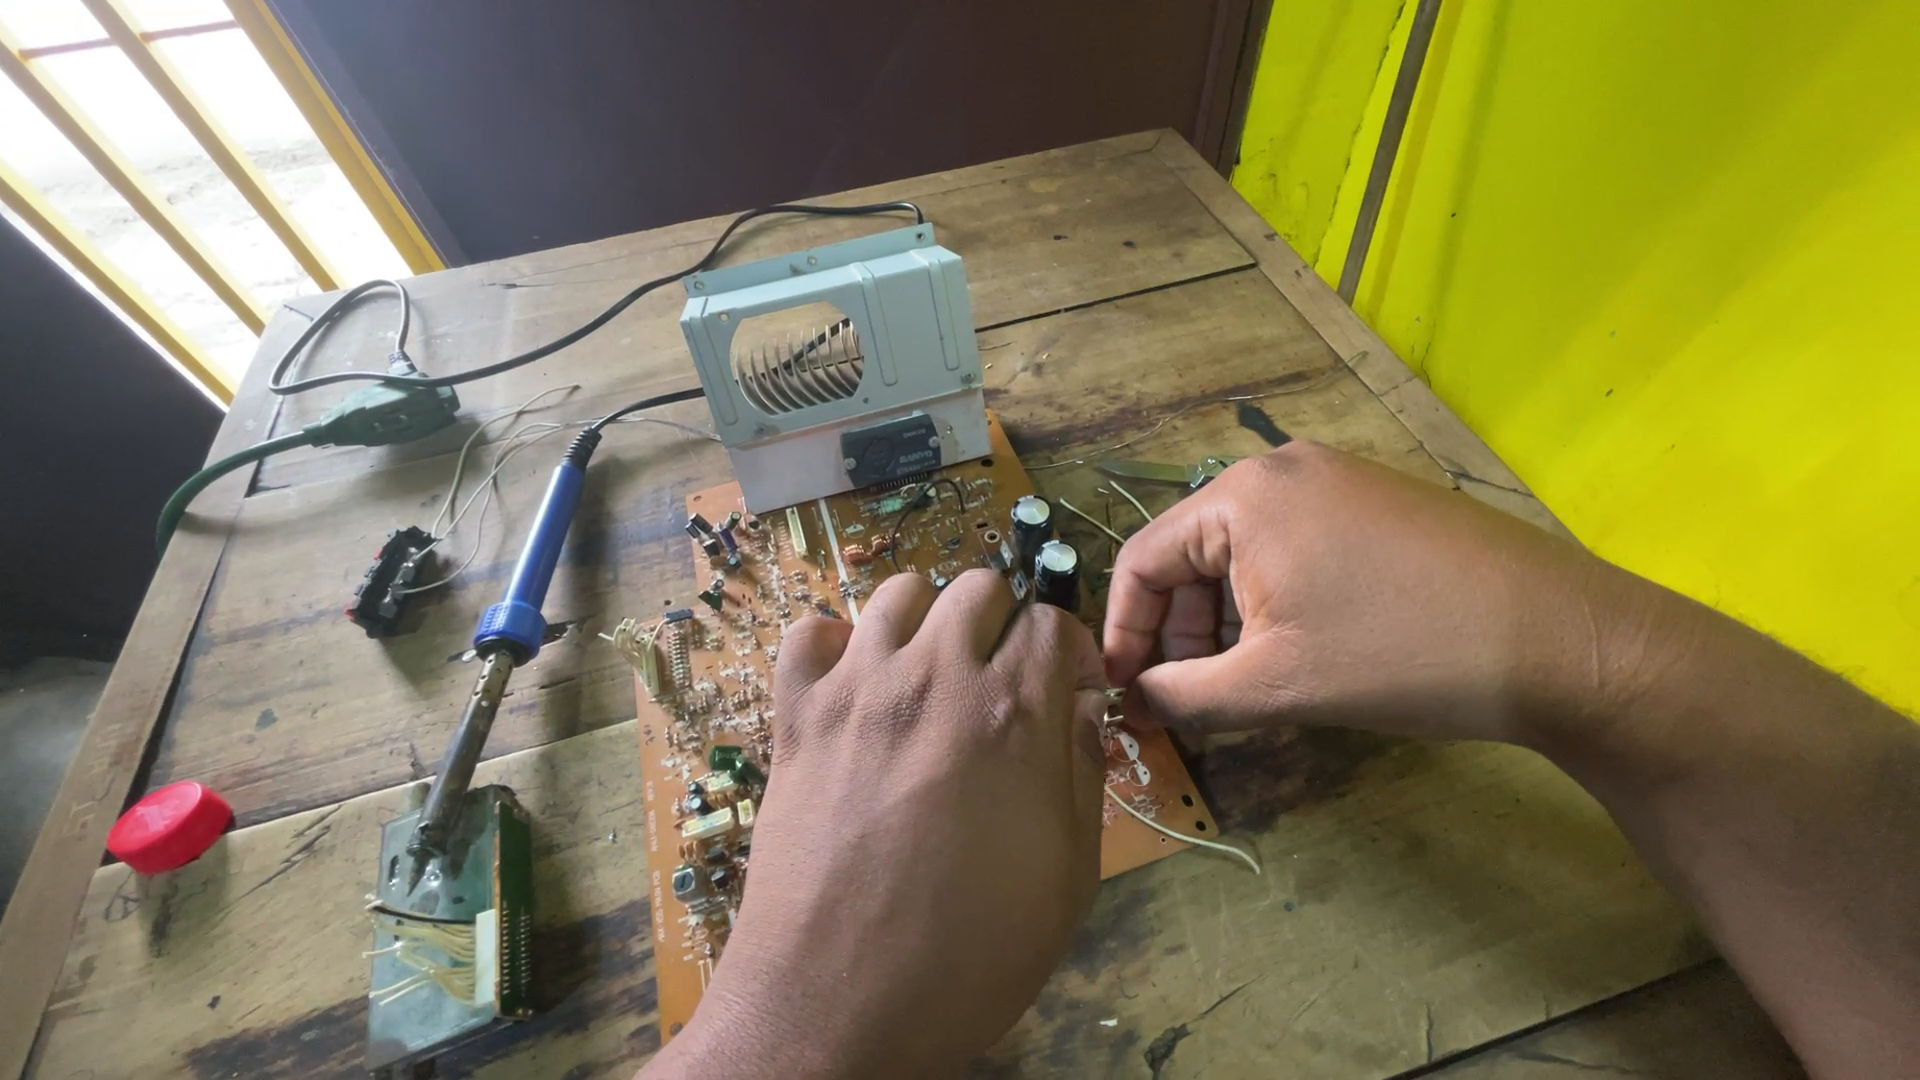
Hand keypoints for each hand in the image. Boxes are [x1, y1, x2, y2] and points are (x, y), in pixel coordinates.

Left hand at [643, 570, 1108, 1078]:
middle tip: (997, 678)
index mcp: (1012, 713)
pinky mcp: (798, 713)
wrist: (838, 1005)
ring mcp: (858, 688)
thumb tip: (1080, 704)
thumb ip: (1084, 771)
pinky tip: (851, 684)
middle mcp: (936, 678)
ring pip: (899, 592)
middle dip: (1003, 622)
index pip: (1052, 621)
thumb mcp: (1069, 874)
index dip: (1069, 652)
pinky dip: (834, 645)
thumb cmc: (970, 951)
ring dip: (926, 620)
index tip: (1066, 689)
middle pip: (981, 586)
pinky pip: (810, 634)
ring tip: (928, 672)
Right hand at [1104, 441, 1640, 744]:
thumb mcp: (1275, 684)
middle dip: (1180, 632)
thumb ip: (1182, 695)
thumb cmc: (1401, 655)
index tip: (1124, 690)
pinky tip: (1293, 651)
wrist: (1572, 644)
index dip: (1124, 630)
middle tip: (1188, 697)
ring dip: (1225, 623)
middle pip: (1191, 556)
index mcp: (1243, 495)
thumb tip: (1133, 704)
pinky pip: (1288, 550)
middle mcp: (1279, 470)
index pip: (1143, 559)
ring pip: (1239, 556)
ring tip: (1243, 684)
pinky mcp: (1371, 503)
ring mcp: (1333, 481)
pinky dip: (1270, 603)